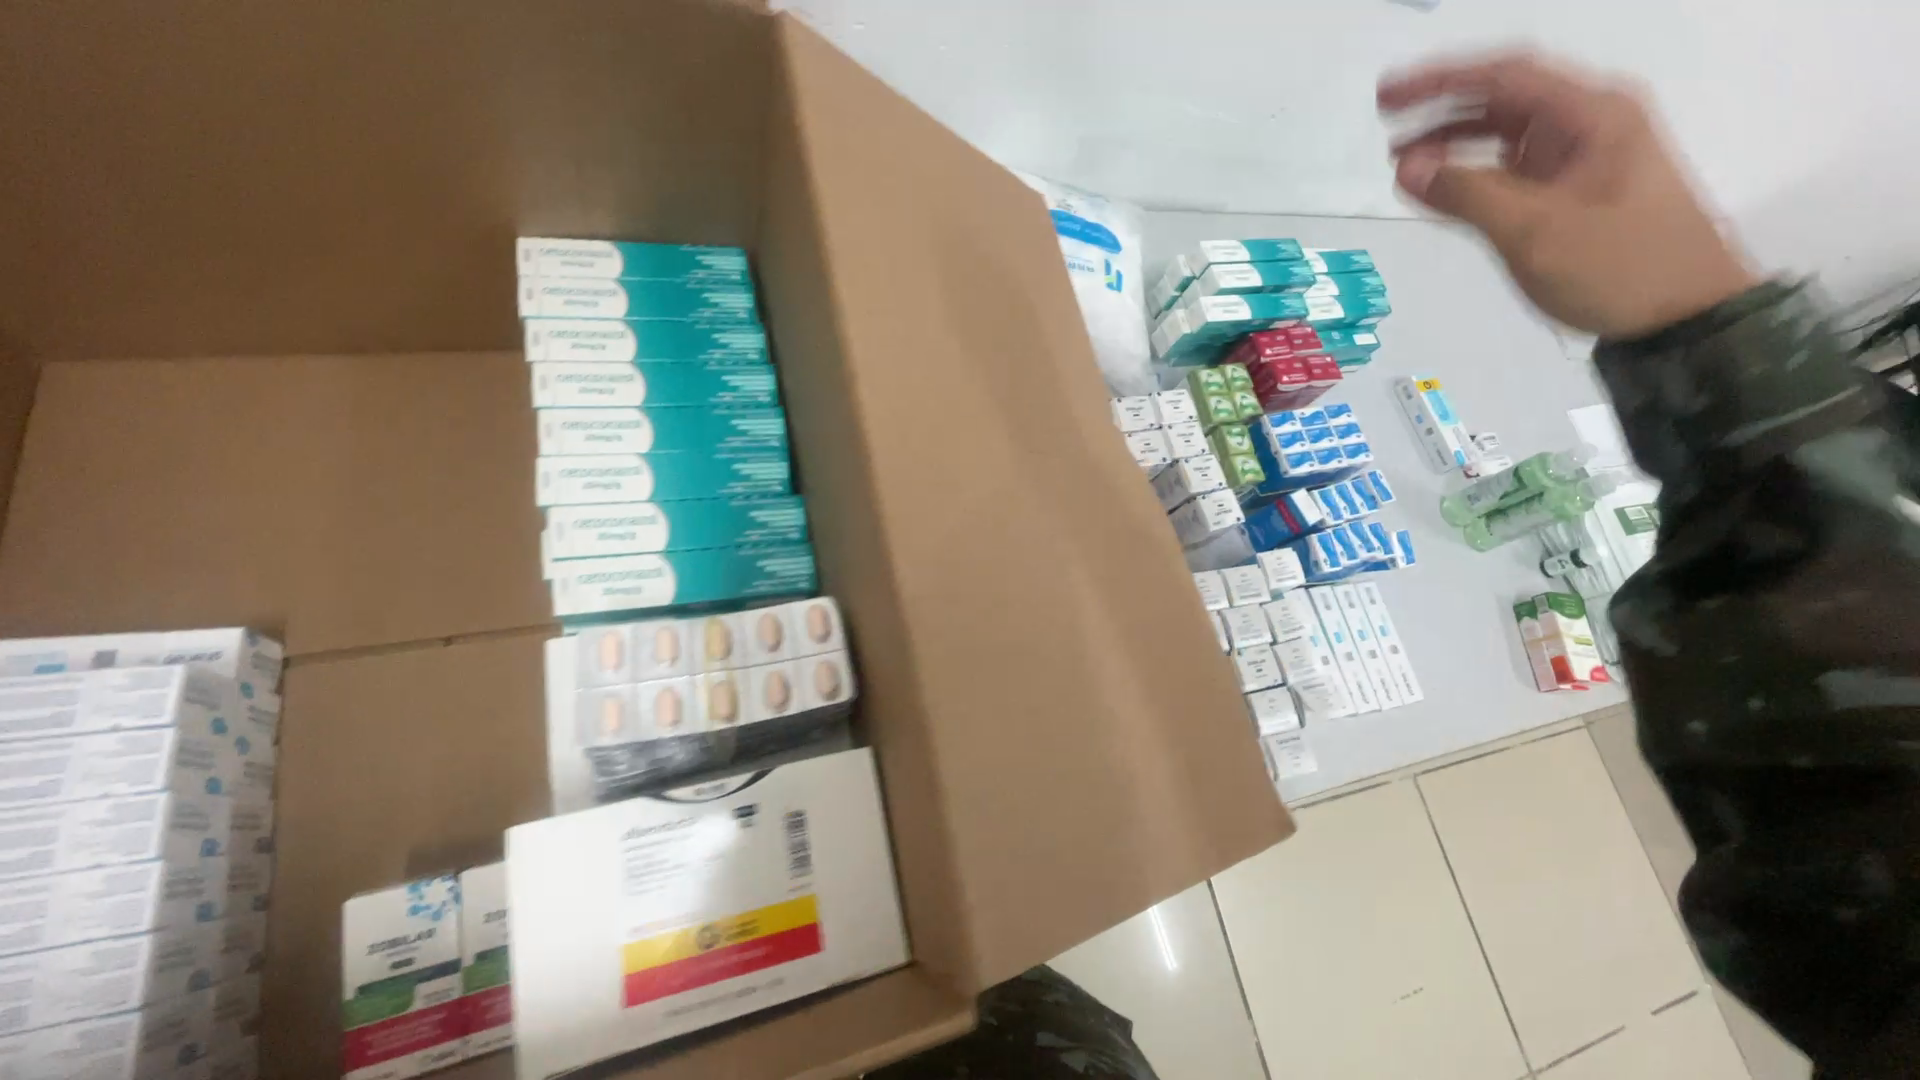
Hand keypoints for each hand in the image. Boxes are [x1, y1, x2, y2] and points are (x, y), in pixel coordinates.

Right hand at [1380, 53, 1755, 339]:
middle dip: (1440, 109)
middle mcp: (1586, 123)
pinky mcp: (1568, 189)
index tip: (1387, 97)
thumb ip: (1465, 194)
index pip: (1505, 77)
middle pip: (1502, 99)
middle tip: (1385, 125)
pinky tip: (1439, 185)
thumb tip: (1404, 168)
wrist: (1682, 314)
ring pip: (1503, 133)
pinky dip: (1470, 172)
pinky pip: (1509, 168)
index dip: (1440, 81)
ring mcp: (1578, 157)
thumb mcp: (1534, 231)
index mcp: (1591, 115)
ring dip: (1452, 141)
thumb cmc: (1617, 266)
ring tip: (1402, 162)